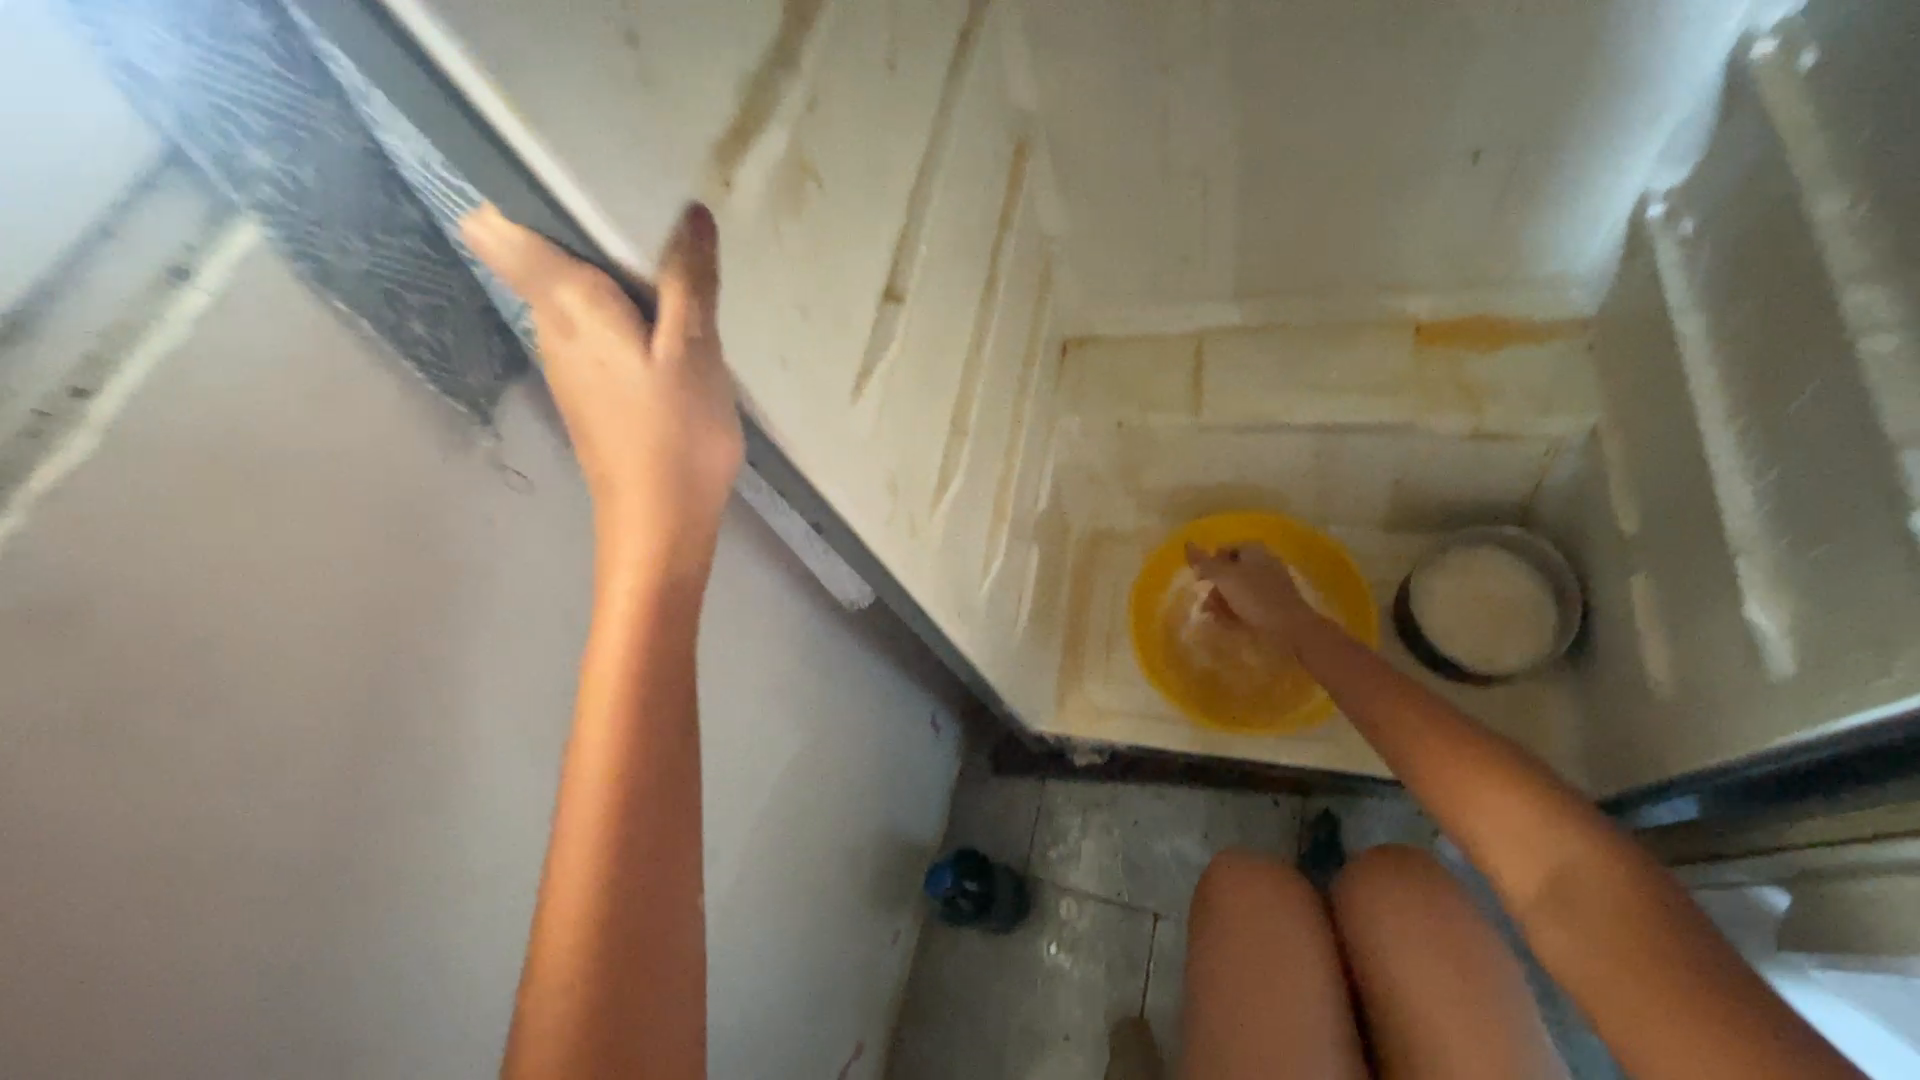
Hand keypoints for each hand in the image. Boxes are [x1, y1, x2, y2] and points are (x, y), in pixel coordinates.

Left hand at [462, 202, 743, 553]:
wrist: (659, 523)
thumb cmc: (676, 434)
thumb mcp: (694, 350)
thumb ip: (688, 280)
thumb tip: (689, 214)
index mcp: (569, 306)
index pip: (500, 232)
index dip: (510, 196)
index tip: (553, 170)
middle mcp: (552, 328)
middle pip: (535, 257)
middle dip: (573, 226)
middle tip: (638, 208)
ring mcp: (566, 364)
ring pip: (565, 294)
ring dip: (602, 271)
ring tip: (661, 259)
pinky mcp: (588, 392)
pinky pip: (588, 328)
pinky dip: (616, 312)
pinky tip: (661, 323)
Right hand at [1184, 542, 1327, 651]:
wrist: (1290, 628)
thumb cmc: (1255, 597)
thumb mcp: (1225, 577)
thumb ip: (1204, 562)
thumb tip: (1187, 543)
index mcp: (1254, 550)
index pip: (1223, 550)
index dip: (1209, 564)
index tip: (1201, 581)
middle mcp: (1263, 563)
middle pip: (1230, 571)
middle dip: (1215, 587)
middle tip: (1207, 604)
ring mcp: (1270, 584)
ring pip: (1238, 589)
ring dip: (1222, 602)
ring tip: (1214, 617)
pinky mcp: (1274, 604)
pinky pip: (1249, 603)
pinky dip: (1236, 611)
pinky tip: (1228, 623)